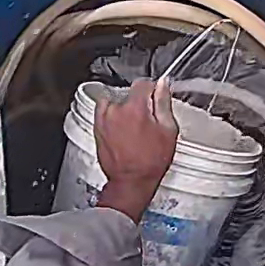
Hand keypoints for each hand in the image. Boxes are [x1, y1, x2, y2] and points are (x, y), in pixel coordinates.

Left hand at [92, 79, 177, 220]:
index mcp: (135, 108)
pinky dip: (114, 118)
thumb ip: (164, 103)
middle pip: (128, 94)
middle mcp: (115, 110)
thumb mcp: (168, 131)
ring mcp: (103, 119)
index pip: (142, 83)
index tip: (155, 98)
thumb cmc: (150, 162)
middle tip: (148, 122)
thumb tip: (163, 85)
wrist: (131, 182)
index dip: (152, 90)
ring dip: (125, 110)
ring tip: (134, 128)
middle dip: (139, 103)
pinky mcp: (97, 128)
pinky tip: (124, 132)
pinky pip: (105, 113)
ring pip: (116, 102)